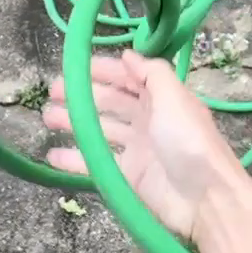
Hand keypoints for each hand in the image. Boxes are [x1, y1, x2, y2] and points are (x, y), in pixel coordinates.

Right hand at [44, 50, 243, 239]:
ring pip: (101, 130)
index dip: (106, 70)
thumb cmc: (189, 141)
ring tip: (47, 117)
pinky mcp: (129, 176)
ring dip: (75, 122)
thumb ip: (152, 74)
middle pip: (112, 102)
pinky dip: (74, 159)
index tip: (78, 66)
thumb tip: (128, 55)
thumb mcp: (174, 98)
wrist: (203, 198)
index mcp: (164, 97)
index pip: (131, 77)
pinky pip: (96, 163)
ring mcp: (138, 148)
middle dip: (84, 95)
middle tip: (53, 91)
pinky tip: (52, 155)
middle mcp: (150, 119)